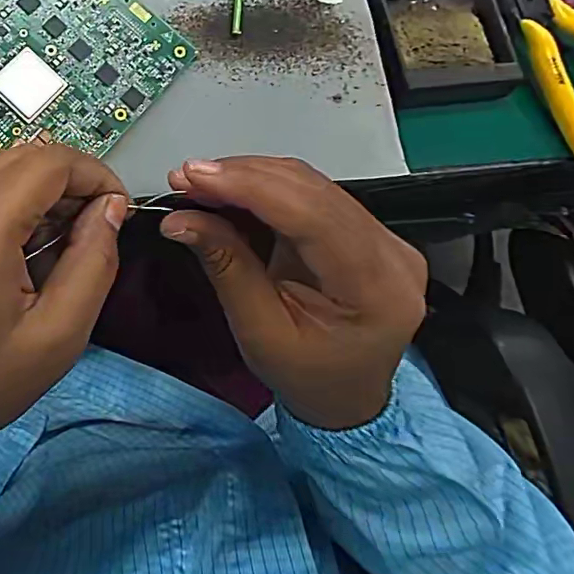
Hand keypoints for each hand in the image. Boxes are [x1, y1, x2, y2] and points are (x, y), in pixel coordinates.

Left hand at [0, 143, 127, 488]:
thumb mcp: (57, 335)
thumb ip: (94, 261)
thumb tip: (110, 209)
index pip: (52, 161)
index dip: (97, 176)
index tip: (117, 212)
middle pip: (27, 155)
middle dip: (71, 181)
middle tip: (92, 230)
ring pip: (2, 166)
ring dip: (41, 190)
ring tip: (57, 245)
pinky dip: (9, 201)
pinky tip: (20, 246)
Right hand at [160, 157, 426, 429]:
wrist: (344, 397)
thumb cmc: (307, 376)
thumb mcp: (259, 332)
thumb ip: (226, 267)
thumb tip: (182, 219)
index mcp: (377, 289)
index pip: (313, 216)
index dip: (250, 187)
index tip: (196, 177)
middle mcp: (391, 253)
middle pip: (310, 191)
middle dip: (241, 177)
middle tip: (186, 179)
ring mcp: (381, 236)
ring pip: (307, 183)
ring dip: (247, 176)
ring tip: (198, 183)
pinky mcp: (361, 227)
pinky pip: (308, 191)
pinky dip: (261, 186)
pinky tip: (227, 189)